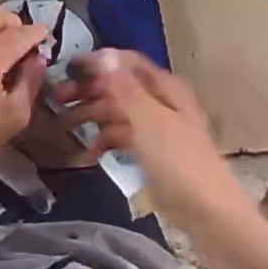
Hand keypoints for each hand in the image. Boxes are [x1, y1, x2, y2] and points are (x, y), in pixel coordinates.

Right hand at [55, 49, 236, 213]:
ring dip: (92, 116)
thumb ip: (125, 88)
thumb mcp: (148, 121)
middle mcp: (162, 102)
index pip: (125, 63)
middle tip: (56, 100)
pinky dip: (107, 142)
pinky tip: (88, 154)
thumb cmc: (180, 164)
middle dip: (88, 91)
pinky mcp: (156, 155)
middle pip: (120, 87)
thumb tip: (103, 53)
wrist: (211, 215)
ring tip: (63, 127)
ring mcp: (159, 129)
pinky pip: (125, 138)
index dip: (96, 63)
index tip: (64, 69)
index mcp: (165, 88)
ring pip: (119, 113)